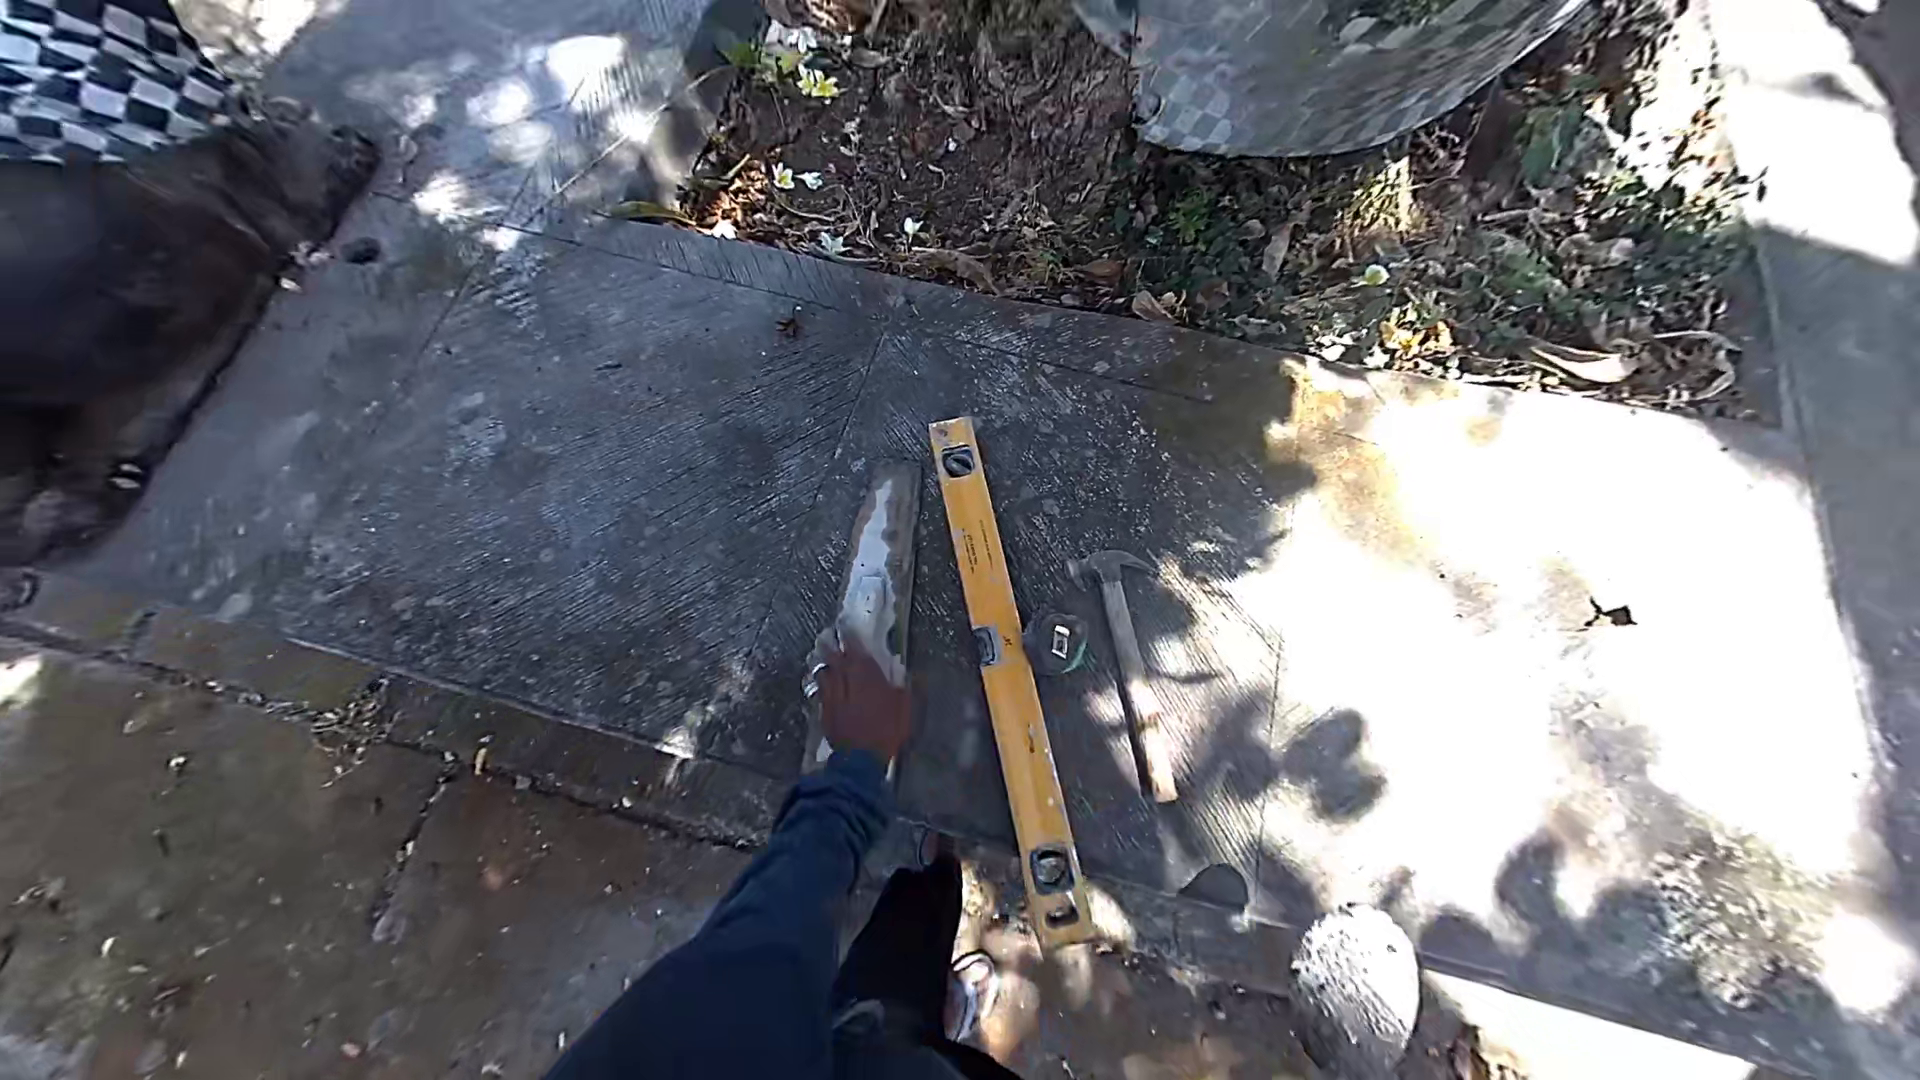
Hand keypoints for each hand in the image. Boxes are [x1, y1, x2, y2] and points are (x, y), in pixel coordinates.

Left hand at [818, 640, 911, 764]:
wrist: (860, 760)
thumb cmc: (887, 730)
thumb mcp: (904, 707)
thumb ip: (904, 687)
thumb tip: (909, 673)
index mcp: (865, 674)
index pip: (854, 647)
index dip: (849, 636)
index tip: (845, 627)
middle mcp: (844, 680)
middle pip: (833, 657)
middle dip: (829, 645)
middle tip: (826, 636)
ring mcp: (831, 695)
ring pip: (823, 672)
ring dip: (823, 663)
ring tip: (822, 657)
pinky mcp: (823, 711)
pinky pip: (820, 691)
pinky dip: (822, 684)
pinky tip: (823, 684)